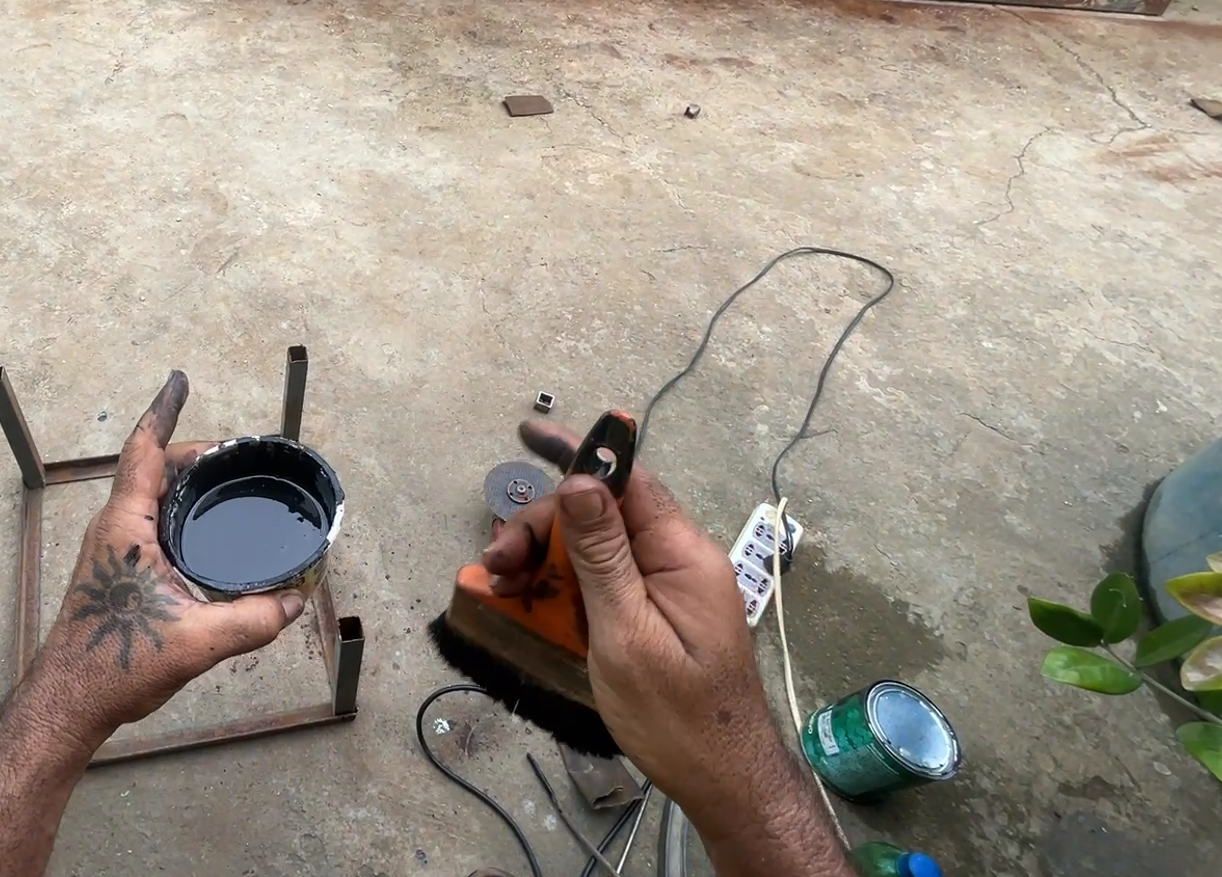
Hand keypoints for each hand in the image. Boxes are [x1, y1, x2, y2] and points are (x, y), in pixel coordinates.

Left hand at [24, 371, 307, 746]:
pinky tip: (201, 521)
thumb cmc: (117, 664)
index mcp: (127, 525)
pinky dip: (176, 500)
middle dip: (193, 449)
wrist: (69, 700)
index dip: (163, 412)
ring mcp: (112, 543)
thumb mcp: (197, 641)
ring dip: (184, 474)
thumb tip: (296, 602)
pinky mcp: (116, 562)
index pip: (146, 451)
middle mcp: (115, 524)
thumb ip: (253, 619)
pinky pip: (149, 512)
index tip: (179, 381)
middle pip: (154, 464)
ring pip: (150, 489)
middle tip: (237, 453)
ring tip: (225, 476)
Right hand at [482, 419, 779, 809]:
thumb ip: (602, 555)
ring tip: (502, 582)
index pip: (627, 479)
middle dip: (541, 527)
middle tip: (498, 561)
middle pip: (597, 513)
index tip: (530, 434)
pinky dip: (557, 580)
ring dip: (541, 555)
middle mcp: (673, 557)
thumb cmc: (676, 717)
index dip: (579, 453)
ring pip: (589, 544)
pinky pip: (596, 576)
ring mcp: (661, 583)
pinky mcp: (647, 607)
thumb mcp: (627, 633)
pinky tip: (524, 596)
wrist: (723, 786)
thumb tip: (580, 479)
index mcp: (680, 553)